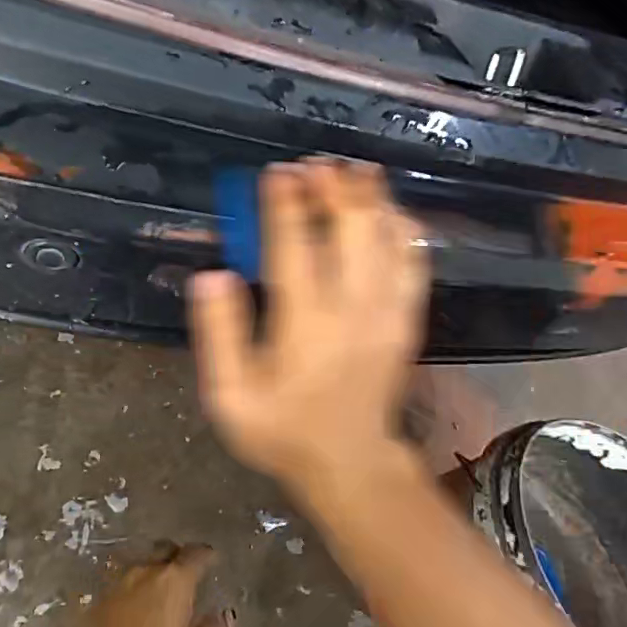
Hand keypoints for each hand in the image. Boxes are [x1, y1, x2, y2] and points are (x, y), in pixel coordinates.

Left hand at [42, 543, 234, 626]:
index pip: (195, 555)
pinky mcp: (93, 608)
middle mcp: (143, 575)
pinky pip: (122, 590)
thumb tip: (225, 615)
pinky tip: (138, 619)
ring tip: (164, 599)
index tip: (214, 560)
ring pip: (141, 569)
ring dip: (154, 576)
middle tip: (189, 574)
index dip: (207, 556)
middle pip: (164, 551)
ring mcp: (114, 589)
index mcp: (173, 583)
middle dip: (178, 557)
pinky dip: (135, 596)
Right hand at [190, 159, 430, 498]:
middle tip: (315, 165)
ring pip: (389, 238)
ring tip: (352, 171)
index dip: (285, 204)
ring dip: (371, 198)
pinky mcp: (408, 319)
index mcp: (305, 327)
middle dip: (334, 188)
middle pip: (352, 230)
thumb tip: (211, 275)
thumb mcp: (231, 397)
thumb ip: (219, 335)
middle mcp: (354, 310)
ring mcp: (389, 313)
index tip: (278, 171)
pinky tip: (388, 210)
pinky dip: (404, 227)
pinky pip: (415, 261)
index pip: (295, 248)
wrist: (350, 461)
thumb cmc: (282, 431)